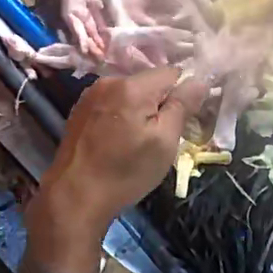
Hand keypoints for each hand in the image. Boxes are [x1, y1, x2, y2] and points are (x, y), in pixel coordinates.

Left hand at [28, 68, 204, 269]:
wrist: (73, 199)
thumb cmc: (125, 172)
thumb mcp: (164, 142)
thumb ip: (182, 106)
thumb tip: (199, 81)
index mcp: (132, 86)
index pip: (174, 73)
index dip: (184, 94)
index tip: (184, 121)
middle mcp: (109, 81)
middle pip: (151, 82)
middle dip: (162, 103)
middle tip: (162, 136)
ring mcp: (91, 95)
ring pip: (132, 93)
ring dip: (142, 109)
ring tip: (139, 141)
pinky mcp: (80, 110)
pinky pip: (114, 102)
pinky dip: (123, 115)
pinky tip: (119, 141)